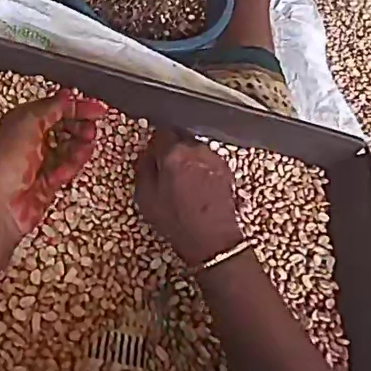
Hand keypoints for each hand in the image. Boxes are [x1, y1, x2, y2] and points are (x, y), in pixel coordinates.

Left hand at [0, 90, 108, 247]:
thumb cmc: (2, 165)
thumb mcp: (28, 122)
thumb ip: (51, 107)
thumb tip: (67, 96)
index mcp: (20, 122)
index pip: (52, 108)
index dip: (74, 106)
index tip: (95, 107)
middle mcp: (28, 141)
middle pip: (61, 127)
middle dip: (79, 123)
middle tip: (92, 124)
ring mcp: (37, 163)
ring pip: (66, 147)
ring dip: (80, 141)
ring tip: (89, 139)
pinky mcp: (46, 183)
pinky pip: (67, 167)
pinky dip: (76, 160)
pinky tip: (84, 154)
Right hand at [134, 128, 243, 266]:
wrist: (212, 239)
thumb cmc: (177, 221)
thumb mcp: (146, 198)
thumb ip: (144, 169)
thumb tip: (146, 155)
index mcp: (173, 153)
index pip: (161, 132)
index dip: (154, 143)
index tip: (152, 153)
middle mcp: (195, 149)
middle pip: (180, 136)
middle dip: (172, 147)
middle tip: (165, 166)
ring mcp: (213, 158)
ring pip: (195, 147)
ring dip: (187, 156)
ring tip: (182, 179)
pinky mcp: (226, 169)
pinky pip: (207, 159)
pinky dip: (200, 166)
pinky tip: (197, 184)